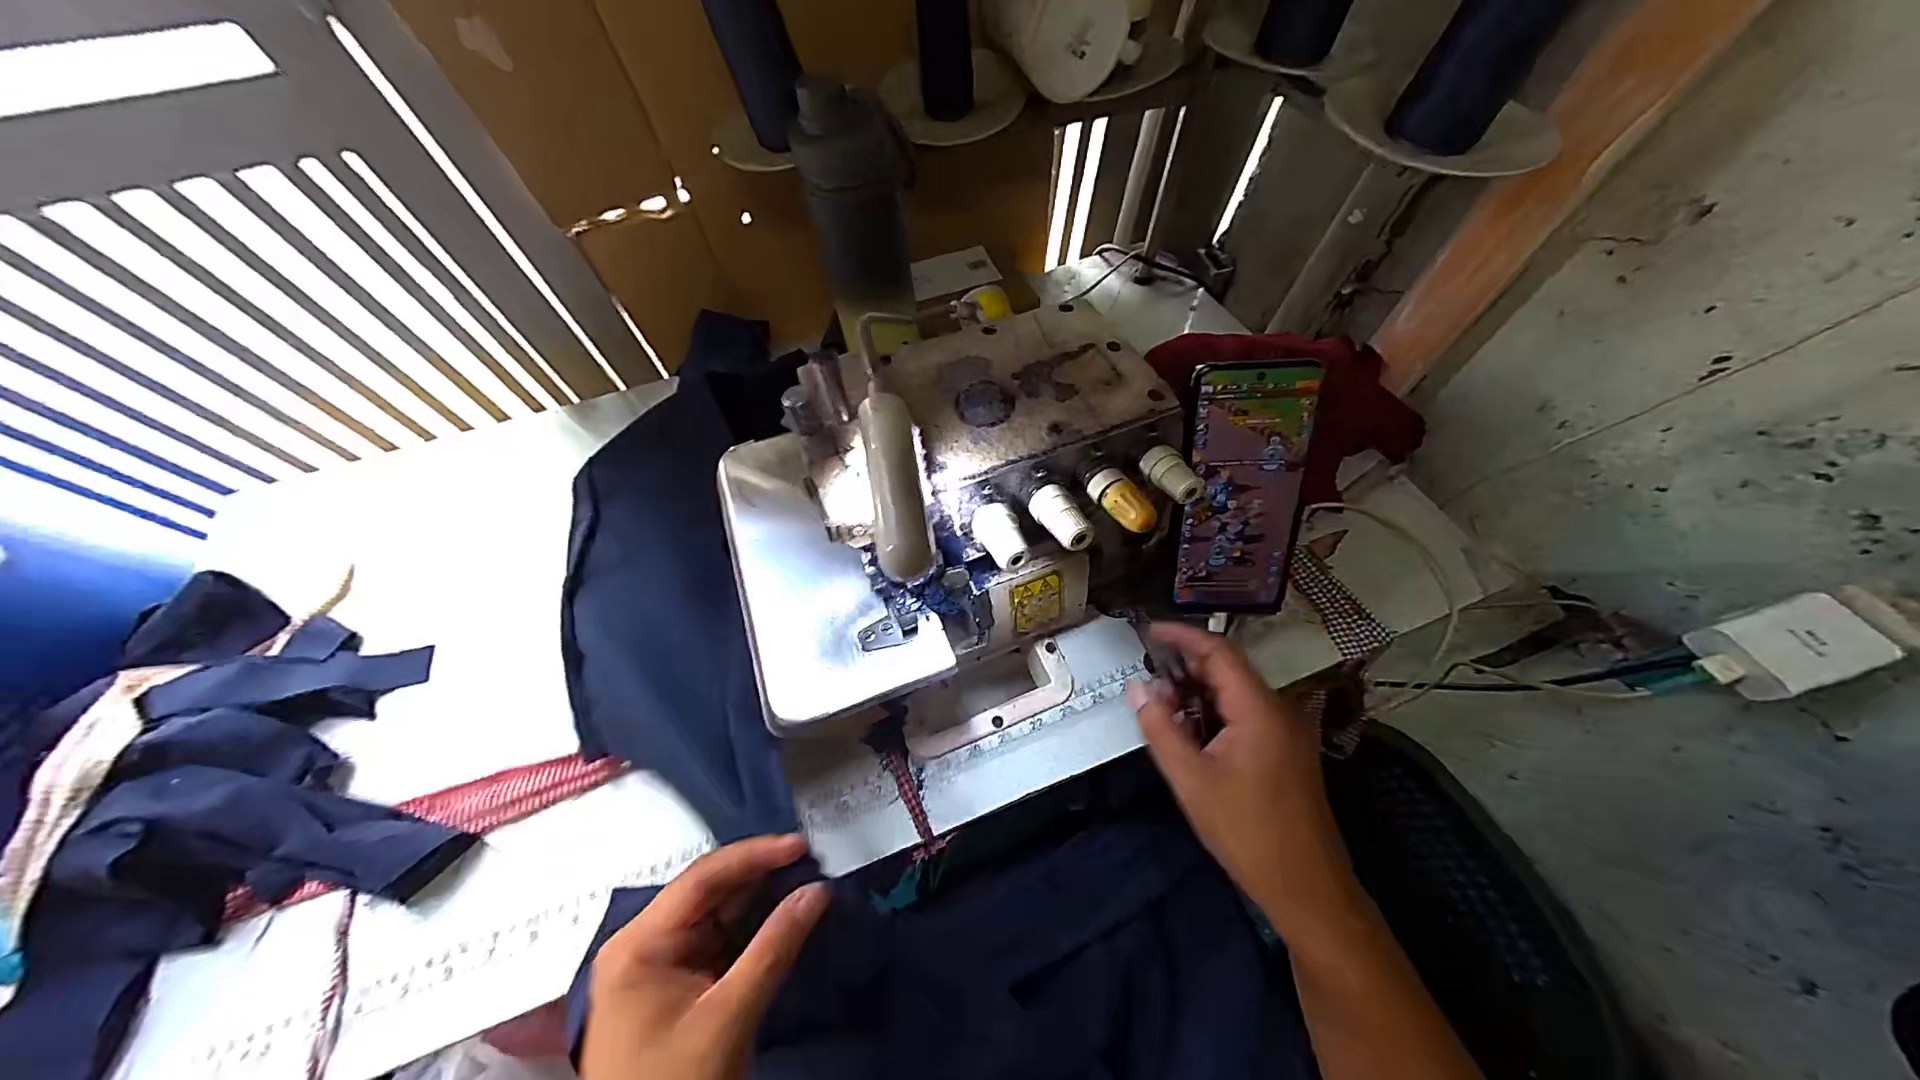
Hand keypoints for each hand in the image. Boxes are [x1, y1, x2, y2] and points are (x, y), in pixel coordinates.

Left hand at [580, 835, 829, 1079]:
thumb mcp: (728, 1017)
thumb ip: (774, 948)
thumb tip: (816, 892)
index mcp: (639, 944)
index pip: (701, 879)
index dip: (754, 855)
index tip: (799, 845)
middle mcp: (644, 943)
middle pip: (709, 891)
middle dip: (760, 874)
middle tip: (809, 859)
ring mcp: (659, 963)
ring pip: (717, 912)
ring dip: (761, 897)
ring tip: (805, 878)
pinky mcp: (677, 983)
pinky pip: (720, 938)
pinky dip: (753, 927)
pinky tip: (784, 913)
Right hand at [1127, 623, 1361, 935]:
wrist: (1308, 887)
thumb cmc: (1247, 832)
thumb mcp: (1191, 780)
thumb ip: (1160, 728)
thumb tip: (1138, 688)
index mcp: (1260, 710)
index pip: (1219, 652)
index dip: (1183, 636)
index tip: (1150, 630)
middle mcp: (1280, 711)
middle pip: (1230, 670)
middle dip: (1186, 667)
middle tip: (1148, 676)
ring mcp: (1288, 731)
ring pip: (1237, 693)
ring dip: (1199, 692)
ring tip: (1164, 705)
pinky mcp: (1287, 750)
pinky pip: (1248, 714)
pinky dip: (1216, 712)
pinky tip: (1192, 731)